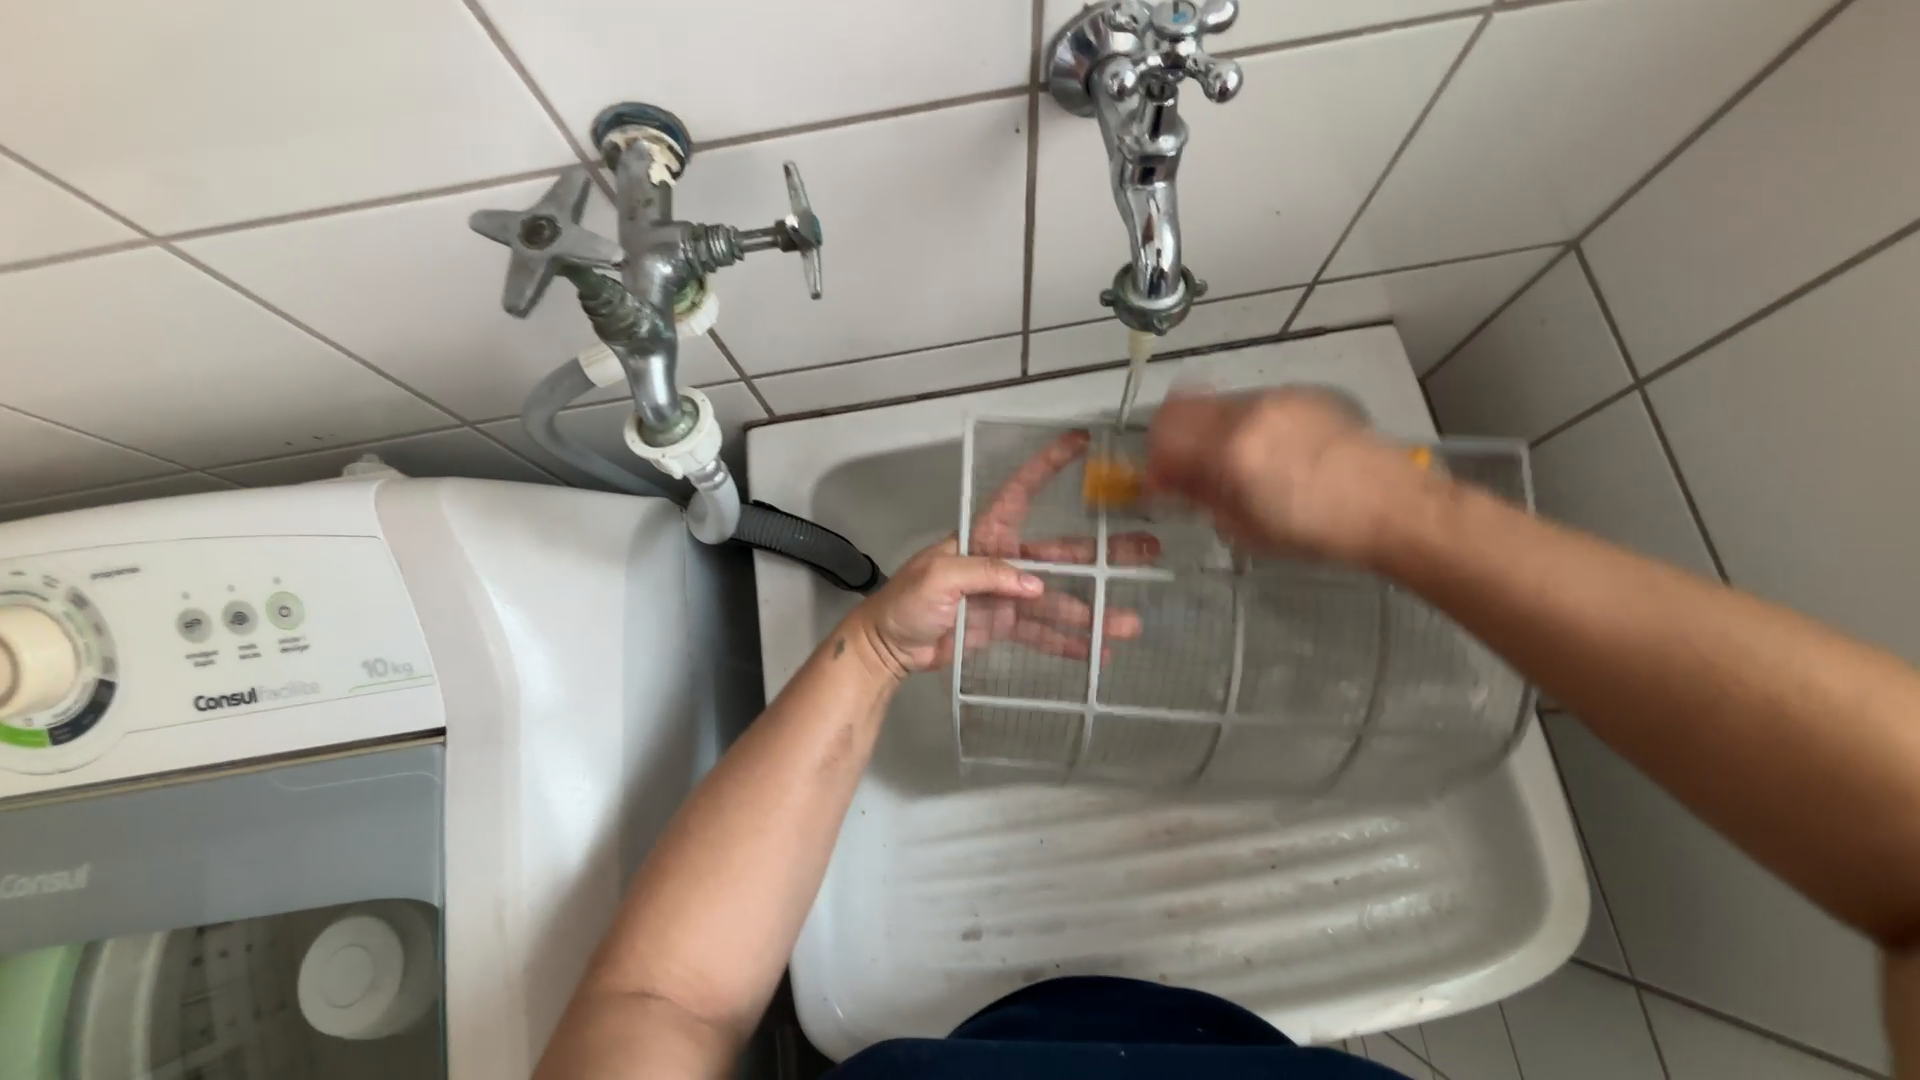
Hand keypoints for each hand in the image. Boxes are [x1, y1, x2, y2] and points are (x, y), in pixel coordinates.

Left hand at [850, 431, 1156, 678]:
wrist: (889, 646)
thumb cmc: (906, 602)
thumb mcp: (940, 578)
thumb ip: (987, 575)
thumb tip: (1036, 584)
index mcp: (985, 537)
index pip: (1020, 493)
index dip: (1048, 466)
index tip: (1080, 443)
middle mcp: (1003, 561)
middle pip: (1060, 555)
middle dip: (1103, 555)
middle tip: (1148, 551)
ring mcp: (1007, 596)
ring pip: (1058, 601)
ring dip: (1092, 613)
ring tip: (1129, 625)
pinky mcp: (1004, 626)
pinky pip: (1041, 633)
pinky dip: (1067, 643)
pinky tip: (1097, 652)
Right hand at [1145, 388, 1436, 564]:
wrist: (1391, 508)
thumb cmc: (1316, 532)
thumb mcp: (1245, 528)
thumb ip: (1202, 498)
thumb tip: (1173, 482)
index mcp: (1230, 450)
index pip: (1163, 434)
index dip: (1153, 458)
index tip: (1160, 482)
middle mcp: (1249, 412)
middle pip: (1184, 407)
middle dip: (1176, 438)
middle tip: (1187, 471)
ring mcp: (1278, 399)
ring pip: (1219, 404)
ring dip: (1211, 431)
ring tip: (1232, 466)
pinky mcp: (1303, 397)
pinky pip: (1254, 405)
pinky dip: (1243, 426)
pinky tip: (1267, 455)